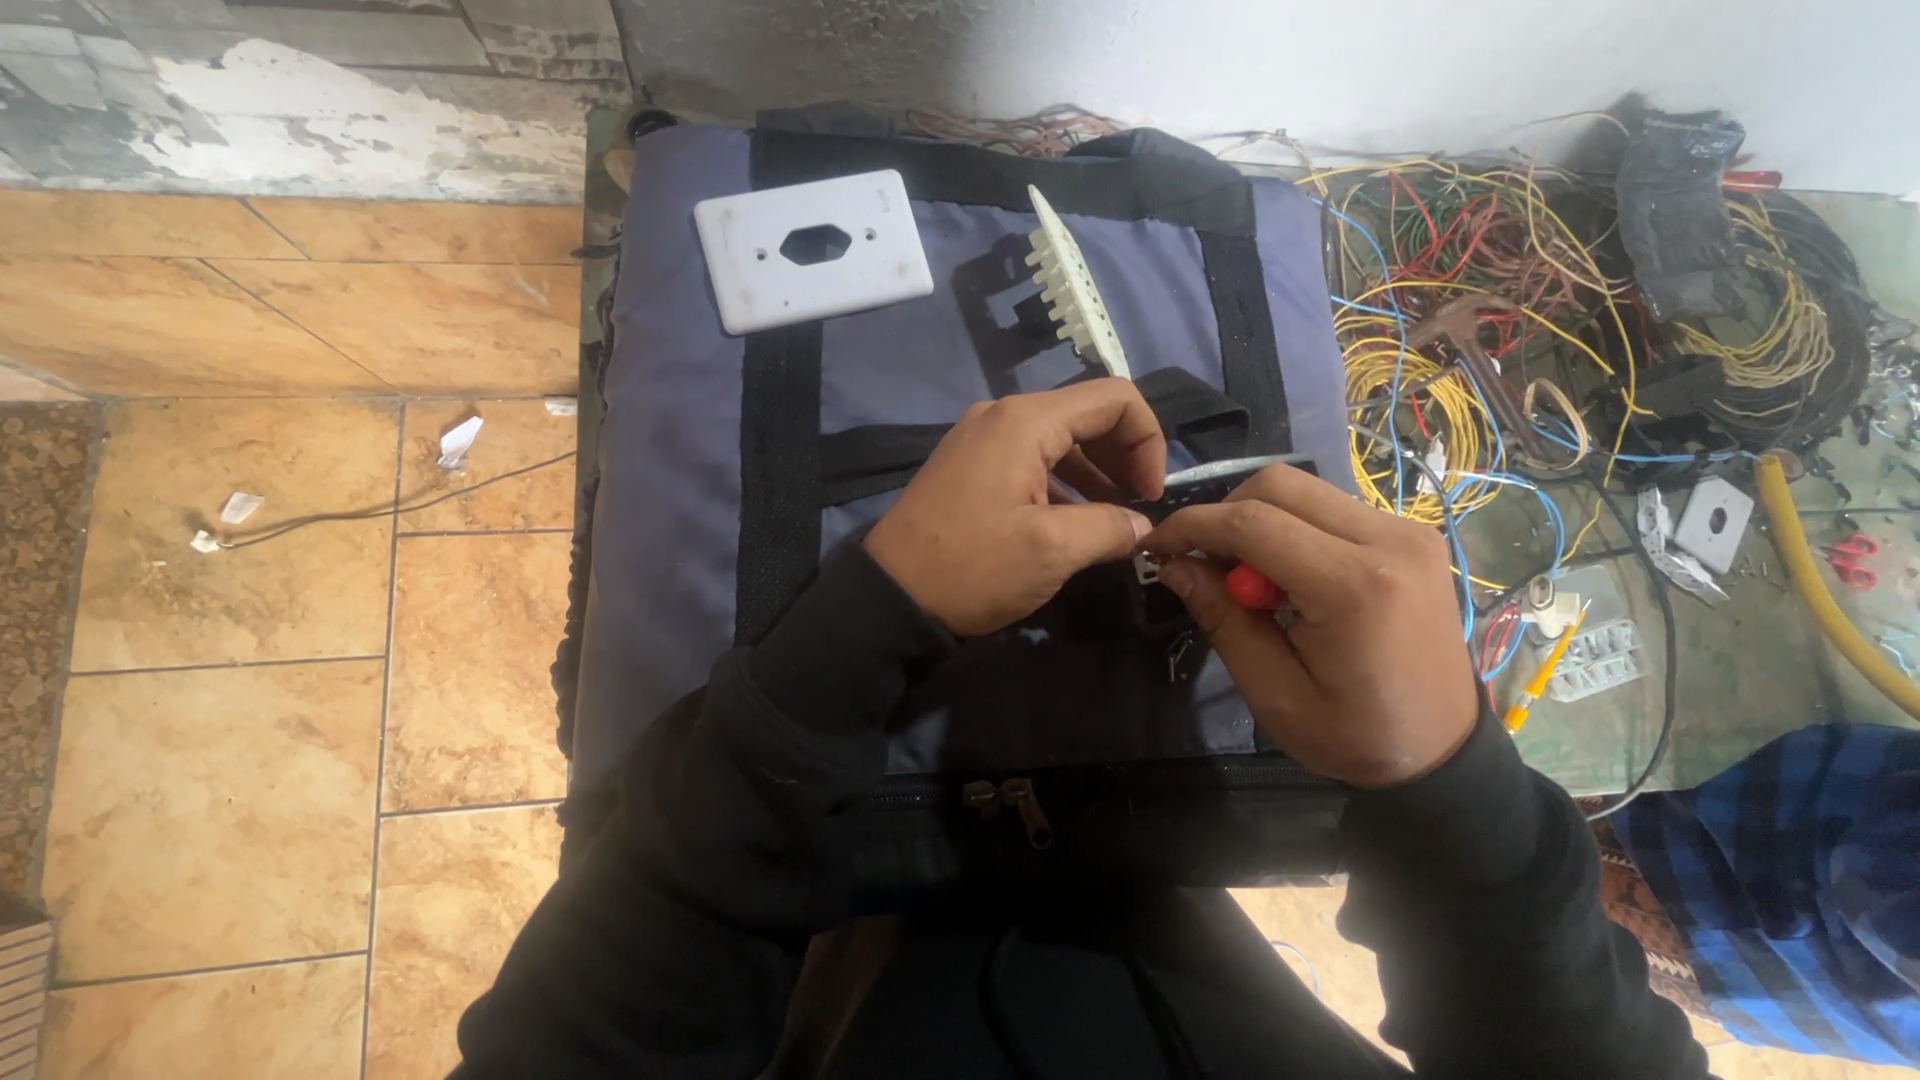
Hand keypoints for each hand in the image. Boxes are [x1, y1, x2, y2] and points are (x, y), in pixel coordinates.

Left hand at [864, 378, 1166, 636]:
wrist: (889, 596)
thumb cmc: (972, 567)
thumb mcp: (1052, 551)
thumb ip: (1109, 529)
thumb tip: (1142, 526)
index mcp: (1025, 421)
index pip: (1114, 399)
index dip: (1148, 440)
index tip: (1152, 494)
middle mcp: (1002, 416)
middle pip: (1086, 416)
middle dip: (1124, 458)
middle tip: (1139, 510)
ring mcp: (981, 440)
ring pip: (1059, 441)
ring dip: (1095, 475)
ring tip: (1114, 522)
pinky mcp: (969, 467)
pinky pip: (1030, 460)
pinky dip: (1062, 484)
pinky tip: (1073, 523)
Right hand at [1142, 463, 1477, 788]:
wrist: (1443, 751)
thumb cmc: (1355, 736)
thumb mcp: (1274, 693)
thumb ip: (1223, 620)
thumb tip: (1176, 565)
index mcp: (1355, 587)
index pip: (1252, 523)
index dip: (1192, 526)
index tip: (1155, 546)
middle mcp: (1388, 541)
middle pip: (1279, 485)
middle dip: (1223, 514)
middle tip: (1203, 563)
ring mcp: (1407, 531)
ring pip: (1304, 489)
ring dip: (1257, 519)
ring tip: (1246, 576)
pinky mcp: (1412, 535)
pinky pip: (1330, 507)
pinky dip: (1291, 527)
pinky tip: (1286, 574)